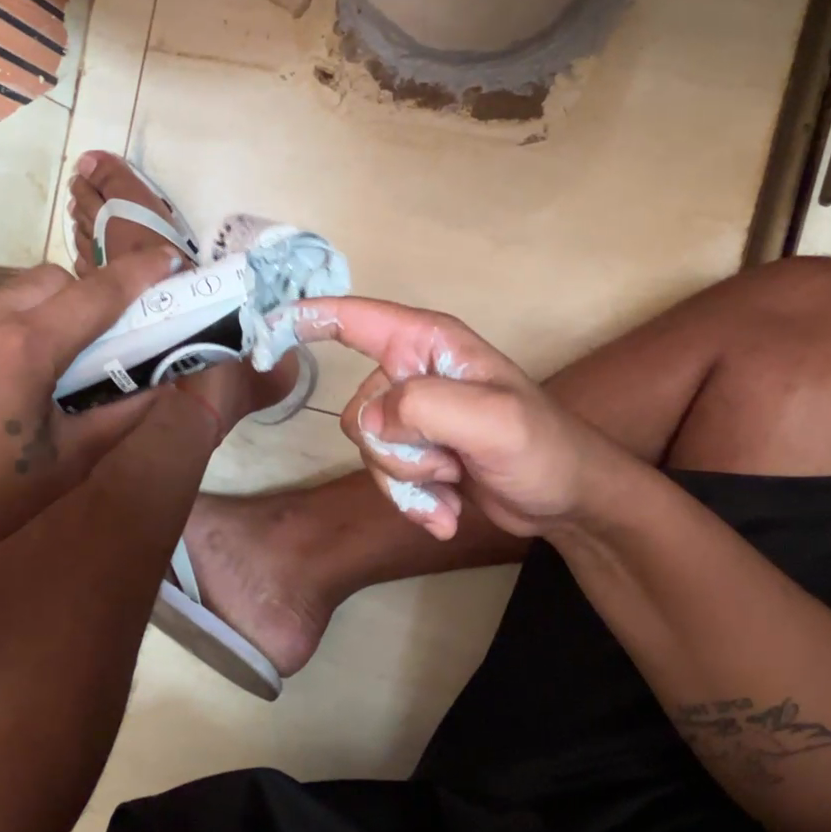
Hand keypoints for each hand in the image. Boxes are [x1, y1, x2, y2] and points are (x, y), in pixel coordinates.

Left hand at [0, 248, 182, 586]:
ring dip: (15, 323)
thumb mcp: (69, 463)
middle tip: (80, 343)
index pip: (97, 294)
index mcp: (22, 349)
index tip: (166, 260)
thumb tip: (158, 381)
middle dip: (75, 300)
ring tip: (5, 377)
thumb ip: (122, 412)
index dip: (139, 273)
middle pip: (45, 281)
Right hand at [289, 297, 611, 539]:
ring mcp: (414, 416)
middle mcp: (413, 373)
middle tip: (447, 461)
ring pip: (370, 451)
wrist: (567, 500)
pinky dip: (415, 501)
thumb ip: (426, 407)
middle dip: (398, 450)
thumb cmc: (543, 448)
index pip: (355, 319)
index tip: (263, 332)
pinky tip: (448, 512)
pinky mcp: (417, 453)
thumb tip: (373, 420)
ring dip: (410, 482)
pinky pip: (385, 478)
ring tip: (452, 489)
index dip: (306, 319)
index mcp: (428, 344)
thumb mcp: (493, 420)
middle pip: (361, 411)